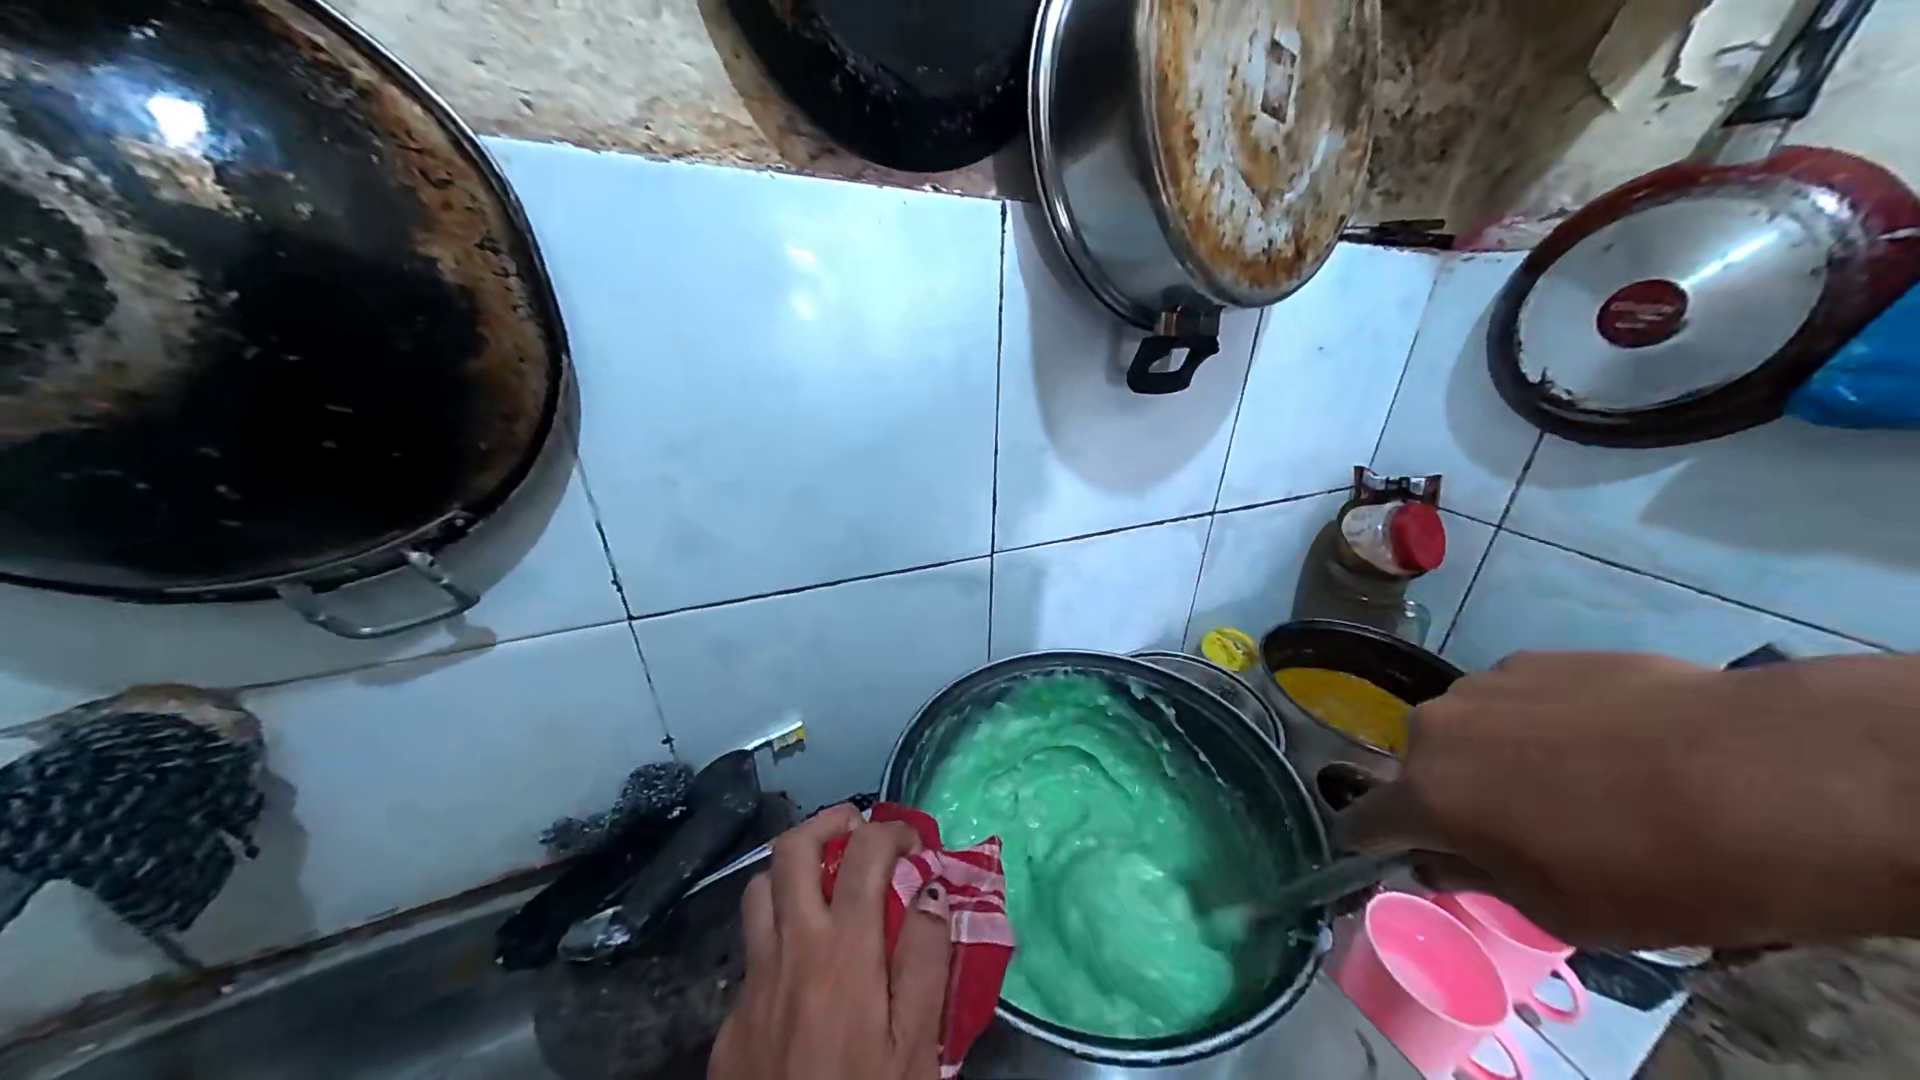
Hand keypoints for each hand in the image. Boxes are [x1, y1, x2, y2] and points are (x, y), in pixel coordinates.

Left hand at [710, 804, 953, 1079]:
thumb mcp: (918, 1046)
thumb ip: (927, 959)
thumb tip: (930, 888)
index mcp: (843, 952)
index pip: (864, 854)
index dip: (892, 831)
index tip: (914, 844)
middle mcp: (790, 949)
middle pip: (791, 849)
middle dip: (828, 821)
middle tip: (858, 829)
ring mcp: (751, 981)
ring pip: (758, 889)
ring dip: (794, 870)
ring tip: (827, 882)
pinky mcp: (729, 1018)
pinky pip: (751, 950)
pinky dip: (780, 932)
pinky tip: (804, 968)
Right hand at [1338, 652, 1919, 947]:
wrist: (1773, 776)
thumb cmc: (1658, 869)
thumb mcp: (1561, 912)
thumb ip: (1478, 879)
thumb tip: (1444, 856)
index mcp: (1427, 794)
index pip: (1363, 822)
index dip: (1374, 843)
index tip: (1396, 854)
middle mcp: (1434, 728)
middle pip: (1423, 769)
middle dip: (1453, 796)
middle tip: (1524, 826)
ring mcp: (1482, 684)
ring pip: (1468, 729)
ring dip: (1495, 755)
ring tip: (1581, 777)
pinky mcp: (1534, 658)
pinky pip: (1514, 699)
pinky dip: (1540, 721)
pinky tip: (1611, 740)